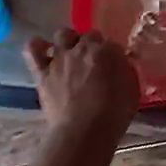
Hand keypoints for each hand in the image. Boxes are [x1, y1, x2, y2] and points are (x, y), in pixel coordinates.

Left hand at [25, 29, 139, 139]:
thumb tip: (121, 64)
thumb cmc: (114, 114)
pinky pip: (33, 50)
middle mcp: (83, 48)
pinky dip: (37, 46)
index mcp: (108, 51)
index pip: (111, 42)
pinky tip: (41, 48)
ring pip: (62, 34)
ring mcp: (61, 58)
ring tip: (70, 53)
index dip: (112, 53)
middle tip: (93, 60)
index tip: (113, 64)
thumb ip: (126, 72)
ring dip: (68, 41)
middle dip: (91, 44)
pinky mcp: (42, 72)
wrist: (84, 130)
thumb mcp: (132, 90)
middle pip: (88, 35)